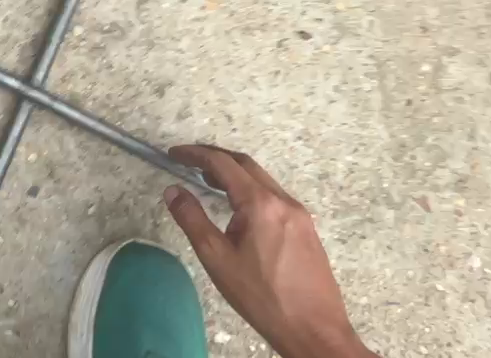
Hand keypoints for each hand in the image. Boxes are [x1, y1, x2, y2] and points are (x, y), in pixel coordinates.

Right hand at [162, 146, 376, 357]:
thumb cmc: (263, 296)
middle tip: (188, 162)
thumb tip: (172, 190)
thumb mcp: (217, 258)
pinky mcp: (307, 232)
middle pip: (244, 164)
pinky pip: (273, 196)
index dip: (194, 154)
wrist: (317, 336)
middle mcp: (284, 202)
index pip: (222, 163)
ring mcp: (300, 216)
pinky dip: (249, 189)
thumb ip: (191, 218)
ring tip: (208, 182)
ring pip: (261, 180)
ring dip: (233, 173)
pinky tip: (239, 209)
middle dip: (214, 157)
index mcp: (261, 204)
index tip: (173, 155)